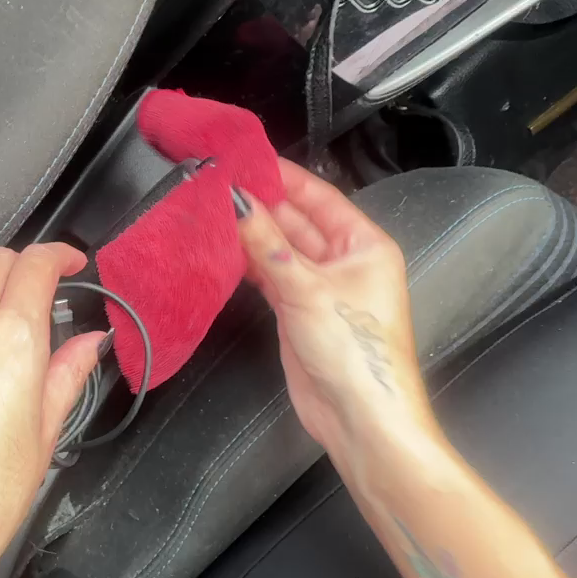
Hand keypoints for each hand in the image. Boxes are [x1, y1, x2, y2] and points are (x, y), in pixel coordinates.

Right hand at [235, 160, 438, 459]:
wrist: (359, 418)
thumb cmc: (356, 352)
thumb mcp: (307, 288)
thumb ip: (266, 243)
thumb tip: (237, 202)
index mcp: (363, 244)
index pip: (319, 196)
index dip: (284, 176)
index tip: (247, 160)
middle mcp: (343, 261)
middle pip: (296, 221)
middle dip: (260, 205)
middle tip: (219, 185)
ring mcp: (318, 286)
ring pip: (278, 248)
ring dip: (250, 234)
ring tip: (213, 212)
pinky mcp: (297, 310)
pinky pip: (269, 275)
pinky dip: (247, 263)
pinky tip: (222, 250)